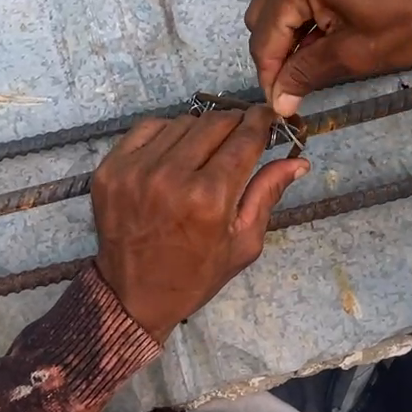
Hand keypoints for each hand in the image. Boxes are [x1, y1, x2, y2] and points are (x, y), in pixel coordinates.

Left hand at [91, 108, 307, 341]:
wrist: (132, 295)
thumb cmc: (195, 274)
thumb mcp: (242, 243)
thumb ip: (267, 194)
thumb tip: (299, 161)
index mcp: (209, 199)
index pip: (244, 139)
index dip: (261, 121)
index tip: (267, 116)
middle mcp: (171, 177)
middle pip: (214, 123)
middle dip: (234, 123)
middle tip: (240, 133)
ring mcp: (136, 169)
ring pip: (182, 122)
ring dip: (201, 129)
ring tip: (206, 149)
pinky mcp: (111, 167)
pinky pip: (148, 127)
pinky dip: (168, 132)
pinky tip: (175, 151)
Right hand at [245, 0, 411, 115]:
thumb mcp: (355, 55)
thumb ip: (306, 75)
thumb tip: (278, 101)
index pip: (264, 36)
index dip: (269, 76)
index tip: (279, 106)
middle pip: (264, 15)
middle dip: (278, 51)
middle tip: (301, 84)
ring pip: (280, 1)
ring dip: (291, 32)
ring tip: (320, 58)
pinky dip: (307, 11)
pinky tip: (331, 31)